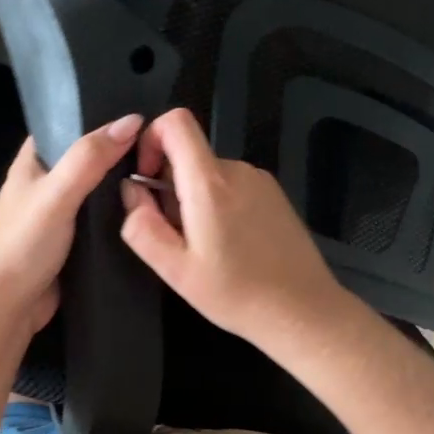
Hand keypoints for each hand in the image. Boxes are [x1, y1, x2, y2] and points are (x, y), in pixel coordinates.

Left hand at [0, 114, 142, 335]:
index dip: (97, 116)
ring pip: (97, 192)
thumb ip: (90, 158)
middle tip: (162, 144)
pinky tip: (147, 211)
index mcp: (32, 162)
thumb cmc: (23, 243)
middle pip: (87, 159)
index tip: (138, 111)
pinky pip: (100, 222)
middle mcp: (44, 184)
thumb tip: (132, 121)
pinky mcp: (72, 243)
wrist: (6, 307)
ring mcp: (58, 216)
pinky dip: (119, 216)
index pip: (66, 125)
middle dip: (118, 153)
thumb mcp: (57, 193)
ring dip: (121, 187)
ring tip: (163, 172)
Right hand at [119, 108, 349, 344]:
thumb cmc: (236, 293)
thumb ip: (142, 225)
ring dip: (195, 201)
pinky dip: (219, 206)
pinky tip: (229, 247)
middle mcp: (238, 170)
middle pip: (190, 155)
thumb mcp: (174, 269)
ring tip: (205, 248)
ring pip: (210, 174)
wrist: (302, 312)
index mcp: (210, 182)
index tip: (146, 178)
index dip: (151, 140)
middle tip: (176, 236)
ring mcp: (260, 181)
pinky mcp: (275, 195)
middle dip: (171, 187)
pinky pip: (232, 186)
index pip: (176, 122)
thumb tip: (131, 191)